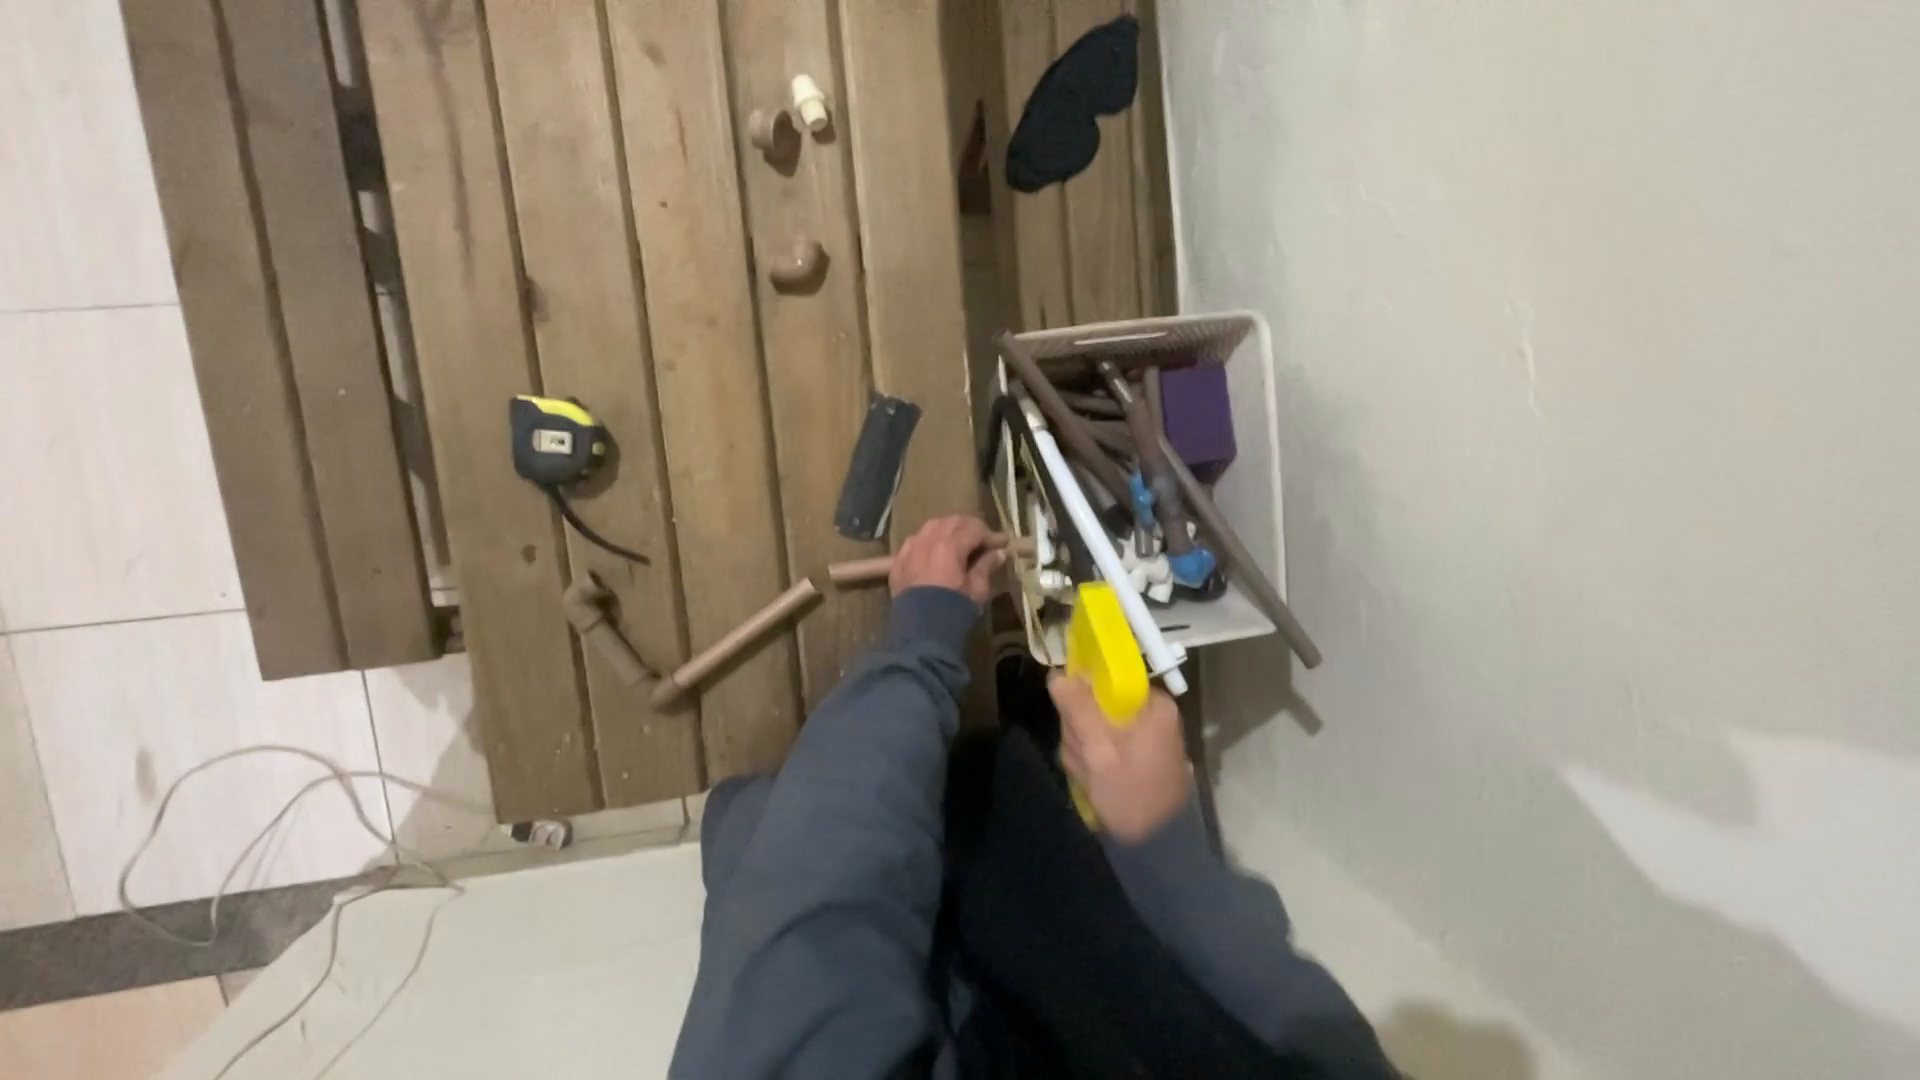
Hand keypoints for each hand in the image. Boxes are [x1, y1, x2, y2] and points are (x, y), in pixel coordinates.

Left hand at [889, 515, 1008, 605]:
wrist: (919, 635)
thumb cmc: (953, 611)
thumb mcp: (977, 591)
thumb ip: (986, 566)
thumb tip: (998, 553)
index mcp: (949, 546)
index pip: (974, 529)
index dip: (990, 535)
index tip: (1002, 544)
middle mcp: (928, 541)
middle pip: (951, 522)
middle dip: (969, 527)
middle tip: (982, 541)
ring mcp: (910, 550)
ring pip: (931, 527)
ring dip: (947, 530)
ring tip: (958, 542)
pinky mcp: (898, 563)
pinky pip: (914, 541)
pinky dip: (928, 541)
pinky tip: (934, 551)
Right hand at [1050, 674, 1192, 843]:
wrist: (1156, 846)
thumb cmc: (1131, 796)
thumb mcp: (1099, 751)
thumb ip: (1079, 709)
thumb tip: (1057, 674)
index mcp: (1154, 705)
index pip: (1106, 679)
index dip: (1083, 697)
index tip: (1075, 723)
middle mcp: (1153, 714)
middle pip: (1098, 702)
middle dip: (1082, 730)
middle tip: (1086, 758)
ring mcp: (1146, 735)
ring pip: (1096, 725)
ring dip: (1084, 748)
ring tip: (1090, 774)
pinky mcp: (1138, 754)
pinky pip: (1104, 744)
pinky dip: (1093, 760)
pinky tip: (1095, 779)